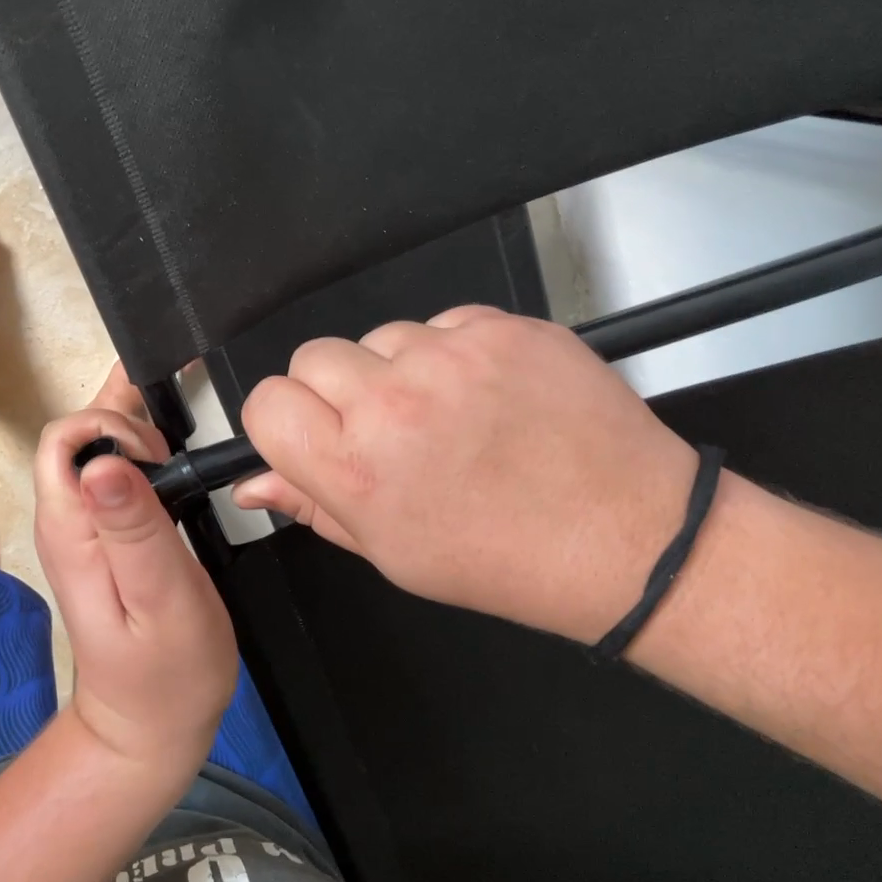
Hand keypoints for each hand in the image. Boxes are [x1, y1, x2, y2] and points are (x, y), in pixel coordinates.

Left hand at [32, 362, 237, 772]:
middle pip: (73, 440)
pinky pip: (107, 478)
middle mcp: (64, 523)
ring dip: (126, 425)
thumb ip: (134, 529)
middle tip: (173, 436)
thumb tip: (104, 463)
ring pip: (89, 454)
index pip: (62, 441)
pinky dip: (134, 452)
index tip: (159, 457)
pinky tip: (162, 445)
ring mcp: (79, 531)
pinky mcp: (99, 540)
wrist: (150, 724)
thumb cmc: (167, 674)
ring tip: (169, 403)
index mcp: (70, 531)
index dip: (108, 428)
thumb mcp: (162, 600)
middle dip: (118, 414)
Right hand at [233, 305, 699, 642]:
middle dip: (334, 390)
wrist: (630, 538)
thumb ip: (309, 505)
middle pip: (311, 357)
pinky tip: (486, 395)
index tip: (313, 435)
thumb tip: (251, 485)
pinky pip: (442, 324)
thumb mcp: (389, 549)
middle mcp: (391, 403)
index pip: (264, 402)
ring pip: (378, 336)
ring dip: (395, 369)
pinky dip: (452, 353)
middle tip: (383, 427)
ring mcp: (450, 358)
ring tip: (448, 414)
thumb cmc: (501, 558)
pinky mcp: (502, 329)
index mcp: (355, 468)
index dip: (284, 420)